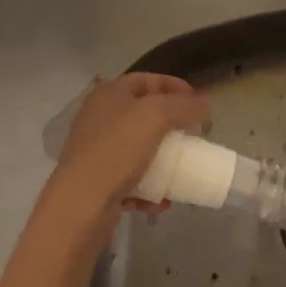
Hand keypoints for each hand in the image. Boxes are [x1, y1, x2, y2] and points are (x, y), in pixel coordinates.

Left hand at [53, 72, 210, 217]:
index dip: (174, 86)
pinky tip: (161, 201)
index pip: (147, 80)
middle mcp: (99, 119)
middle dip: (171, 126)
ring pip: (138, 150)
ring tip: (181, 170)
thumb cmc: (118, 150)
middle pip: (143, 115)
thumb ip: (185, 106)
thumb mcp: (157, 116)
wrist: (80, 206)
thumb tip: (205, 104)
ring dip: (163, 161)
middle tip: (193, 136)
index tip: (198, 103)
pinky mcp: (97, 184)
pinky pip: (130, 181)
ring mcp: (96, 153)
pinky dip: (148, 188)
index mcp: (109, 95)